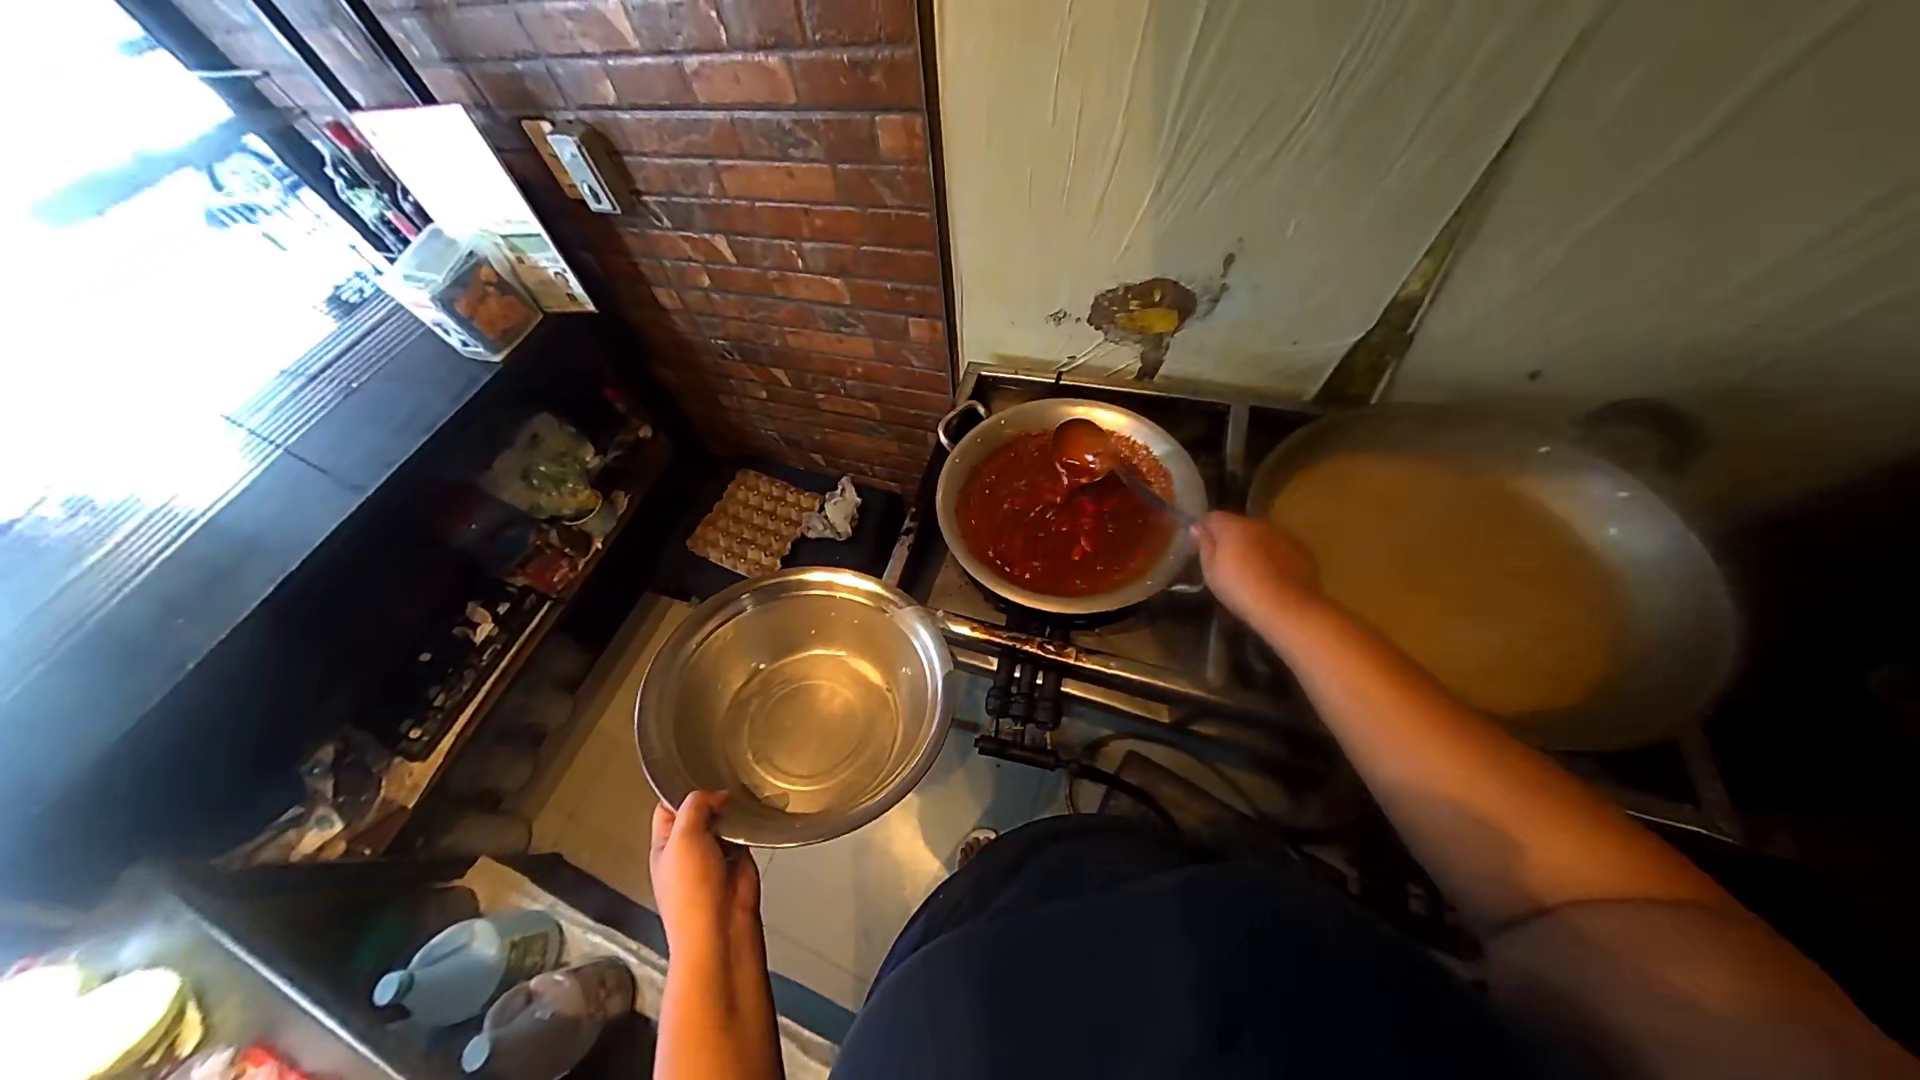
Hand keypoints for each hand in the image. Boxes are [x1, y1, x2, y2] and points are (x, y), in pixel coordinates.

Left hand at [650, 791, 759, 948]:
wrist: (721, 926)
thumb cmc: (692, 890)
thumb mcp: (683, 837)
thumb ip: (696, 806)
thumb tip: (716, 795)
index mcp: (664, 845)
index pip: (669, 806)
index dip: (682, 790)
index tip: (701, 774)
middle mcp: (687, 849)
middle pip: (699, 811)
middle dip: (713, 799)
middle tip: (727, 785)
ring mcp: (713, 855)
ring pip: (723, 821)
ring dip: (733, 812)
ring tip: (742, 798)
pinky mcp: (738, 860)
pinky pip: (744, 833)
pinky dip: (749, 826)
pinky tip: (753, 816)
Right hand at [1192, 511, 1321, 628]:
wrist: (1287, 607)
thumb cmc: (1241, 590)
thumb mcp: (1211, 572)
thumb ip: (1204, 546)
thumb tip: (1198, 528)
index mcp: (1234, 527)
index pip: (1213, 517)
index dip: (1204, 529)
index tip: (1199, 545)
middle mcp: (1259, 524)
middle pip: (1239, 524)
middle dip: (1230, 537)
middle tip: (1225, 560)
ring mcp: (1283, 535)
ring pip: (1261, 534)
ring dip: (1253, 545)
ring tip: (1250, 569)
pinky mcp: (1301, 549)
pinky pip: (1279, 546)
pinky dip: (1272, 555)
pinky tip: (1271, 574)